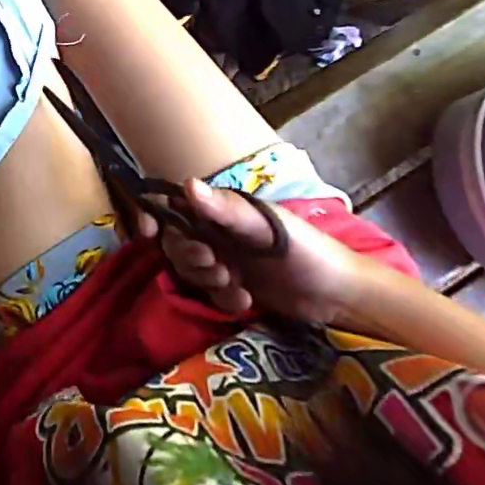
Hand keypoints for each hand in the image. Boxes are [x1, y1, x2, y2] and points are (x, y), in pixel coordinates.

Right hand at [135, 179, 367, 325]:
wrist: (337, 294)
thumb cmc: (305, 248)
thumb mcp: (265, 227)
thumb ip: (224, 209)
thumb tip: (187, 184)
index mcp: (221, 208)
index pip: (172, 203)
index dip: (152, 214)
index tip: (147, 233)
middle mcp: (216, 230)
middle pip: (175, 242)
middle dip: (190, 258)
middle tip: (217, 266)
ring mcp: (223, 258)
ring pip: (189, 270)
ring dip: (207, 281)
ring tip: (237, 286)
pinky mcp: (232, 285)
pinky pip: (208, 294)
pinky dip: (222, 299)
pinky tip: (246, 300)